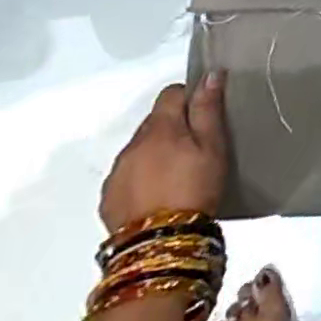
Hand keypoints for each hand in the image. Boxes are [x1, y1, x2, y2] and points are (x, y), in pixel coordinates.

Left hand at [100, 71, 227, 230]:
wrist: (159, 247)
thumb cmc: (194, 189)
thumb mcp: (213, 147)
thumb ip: (208, 109)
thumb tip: (210, 73)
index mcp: (159, 127)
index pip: (171, 93)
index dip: (189, 99)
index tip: (204, 118)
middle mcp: (132, 144)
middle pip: (154, 122)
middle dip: (173, 129)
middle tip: (195, 152)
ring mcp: (116, 173)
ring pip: (139, 150)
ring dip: (155, 155)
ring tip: (176, 178)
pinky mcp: (108, 200)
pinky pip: (126, 177)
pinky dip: (140, 180)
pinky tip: (157, 197)